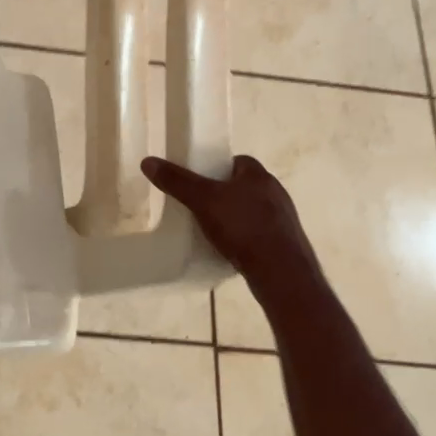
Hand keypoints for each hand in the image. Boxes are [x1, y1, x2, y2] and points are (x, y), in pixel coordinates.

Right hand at [142, 154, 319, 291]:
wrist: (281, 274)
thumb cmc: (243, 227)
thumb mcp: (202, 200)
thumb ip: (177, 181)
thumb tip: (148, 161)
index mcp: (259, 175)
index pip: (236, 161)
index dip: (216, 168)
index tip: (199, 180)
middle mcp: (277, 193)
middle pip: (244, 186)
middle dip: (224, 193)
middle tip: (200, 204)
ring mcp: (285, 220)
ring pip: (253, 210)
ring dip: (236, 216)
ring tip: (213, 229)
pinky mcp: (287, 244)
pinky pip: (260, 233)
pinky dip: (246, 237)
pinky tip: (232, 249)